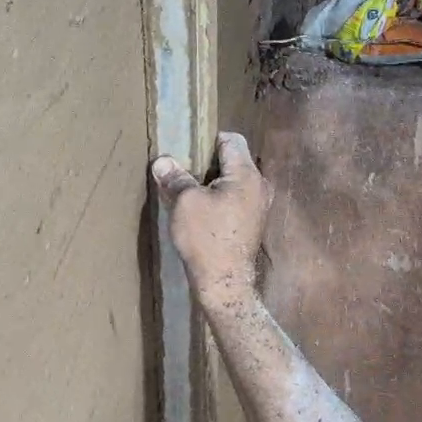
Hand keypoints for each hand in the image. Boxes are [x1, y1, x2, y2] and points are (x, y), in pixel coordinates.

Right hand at [151, 132, 272, 311]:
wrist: (225, 281)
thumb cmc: (206, 237)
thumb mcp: (185, 203)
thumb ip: (175, 178)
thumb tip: (162, 161)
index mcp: (246, 174)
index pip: (232, 139)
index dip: (208, 139)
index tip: (187, 151)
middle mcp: (260, 185)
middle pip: (234, 160)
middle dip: (208, 162)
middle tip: (183, 171)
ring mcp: (260, 205)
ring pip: (234, 181)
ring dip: (213, 183)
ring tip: (189, 192)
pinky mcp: (253, 222)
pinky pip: (236, 198)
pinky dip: (220, 199)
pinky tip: (201, 212)